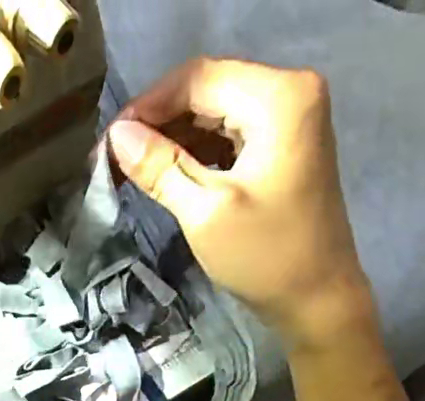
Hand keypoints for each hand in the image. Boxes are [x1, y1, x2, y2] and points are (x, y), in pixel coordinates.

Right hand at [107, 58, 378, 352]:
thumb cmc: (264, 256)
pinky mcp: (283, 144)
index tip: (108, 142)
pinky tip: (168, 171)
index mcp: (278, 98)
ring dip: (173, 137)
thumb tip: (117, 136)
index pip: (197, 79)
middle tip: (115, 157)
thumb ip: (160, 167)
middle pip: (206, 90)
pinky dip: (196, 150)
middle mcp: (289, 92)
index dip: (147, 106)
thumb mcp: (204, 212)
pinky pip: (229, 133)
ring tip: (134, 167)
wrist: (316, 297)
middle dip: (158, 121)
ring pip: (215, 112)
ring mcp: (289, 117)